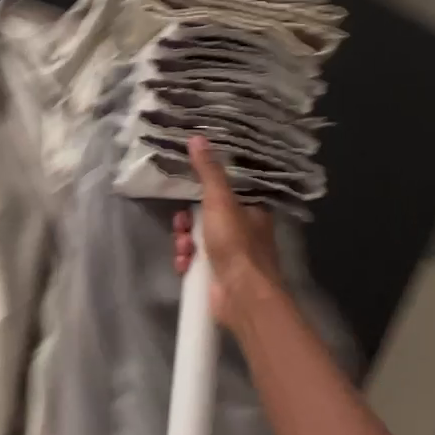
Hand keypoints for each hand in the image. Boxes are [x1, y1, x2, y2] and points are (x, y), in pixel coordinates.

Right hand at [173, 135, 284, 329]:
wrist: (242, 297)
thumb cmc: (237, 245)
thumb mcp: (220, 201)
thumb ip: (208, 172)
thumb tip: (198, 138)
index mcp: (252, 211)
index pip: (225, 190)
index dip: (204, 188)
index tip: (187, 187)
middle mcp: (243, 231)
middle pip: (204, 214)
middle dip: (186, 220)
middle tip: (182, 224)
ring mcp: (230, 254)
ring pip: (195, 237)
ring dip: (183, 241)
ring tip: (184, 249)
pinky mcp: (216, 273)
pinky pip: (193, 258)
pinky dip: (185, 260)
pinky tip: (184, 264)